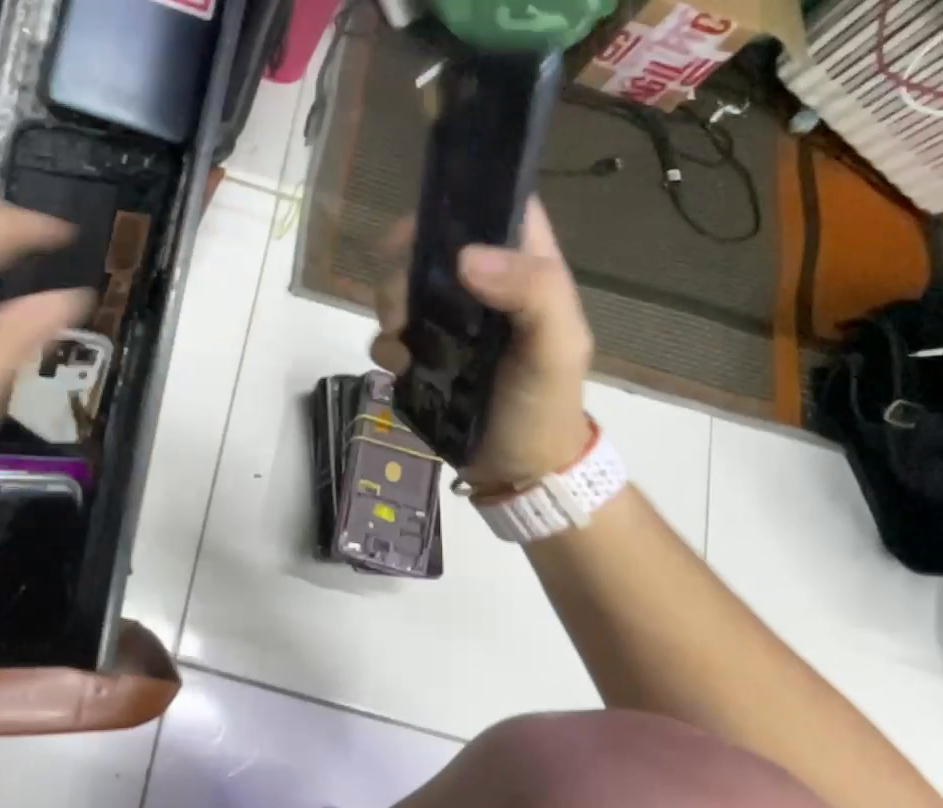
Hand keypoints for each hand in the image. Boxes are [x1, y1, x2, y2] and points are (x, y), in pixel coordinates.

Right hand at [369, 198, 594, 490]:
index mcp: (524, 270)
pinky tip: (402, 369)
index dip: (457, 204)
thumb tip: (464, 258)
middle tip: (403, 308)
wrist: (517, 469)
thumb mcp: (557, 345)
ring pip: (402, 291)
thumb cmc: (544, 403)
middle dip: (406, 270)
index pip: (494, 209)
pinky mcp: (420, 357)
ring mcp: (447, 324)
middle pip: (431, 249)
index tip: (420, 226)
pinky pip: (388, 338)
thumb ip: (531, 291)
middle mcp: (481, 289)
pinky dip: (385, 348)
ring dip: (389, 310)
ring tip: (403, 345)